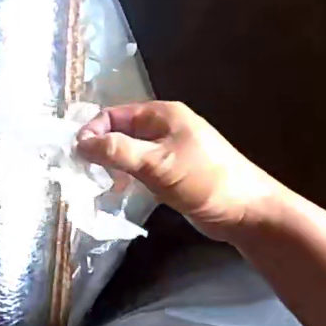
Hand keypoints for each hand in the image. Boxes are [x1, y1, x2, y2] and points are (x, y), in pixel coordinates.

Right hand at [76, 102, 283, 241]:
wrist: (248, 212)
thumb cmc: (205, 181)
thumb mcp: (157, 164)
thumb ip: (117, 152)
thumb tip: (79, 142)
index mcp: (162, 114)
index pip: (114, 114)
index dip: (93, 131)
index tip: (77, 155)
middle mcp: (164, 127)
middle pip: (120, 131)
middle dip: (100, 148)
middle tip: (83, 172)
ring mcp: (170, 149)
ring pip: (130, 150)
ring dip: (113, 163)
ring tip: (98, 183)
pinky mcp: (173, 171)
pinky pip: (141, 167)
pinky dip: (127, 175)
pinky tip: (120, 191)